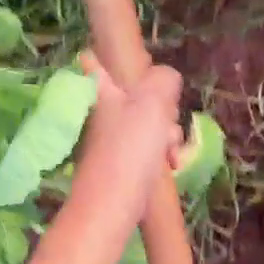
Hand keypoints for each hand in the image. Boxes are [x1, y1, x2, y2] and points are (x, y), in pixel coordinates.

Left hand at [68, 53, 182, 229]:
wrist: (110, 208)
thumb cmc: (129, 150)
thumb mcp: (153, 102)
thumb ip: (163, 80)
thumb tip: (165, 79)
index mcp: (103, 93)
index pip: (91, 63)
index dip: (102, 56)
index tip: (115, 56)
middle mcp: (102, 116)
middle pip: (135, 97)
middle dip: (161, 107)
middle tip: (168, 120)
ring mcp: (109, 144)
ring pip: (145, 126)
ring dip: (165, 135)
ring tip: (171, 151)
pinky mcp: (118, 169)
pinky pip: (144, 153)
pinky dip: (160, 157)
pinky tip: (171, 167)